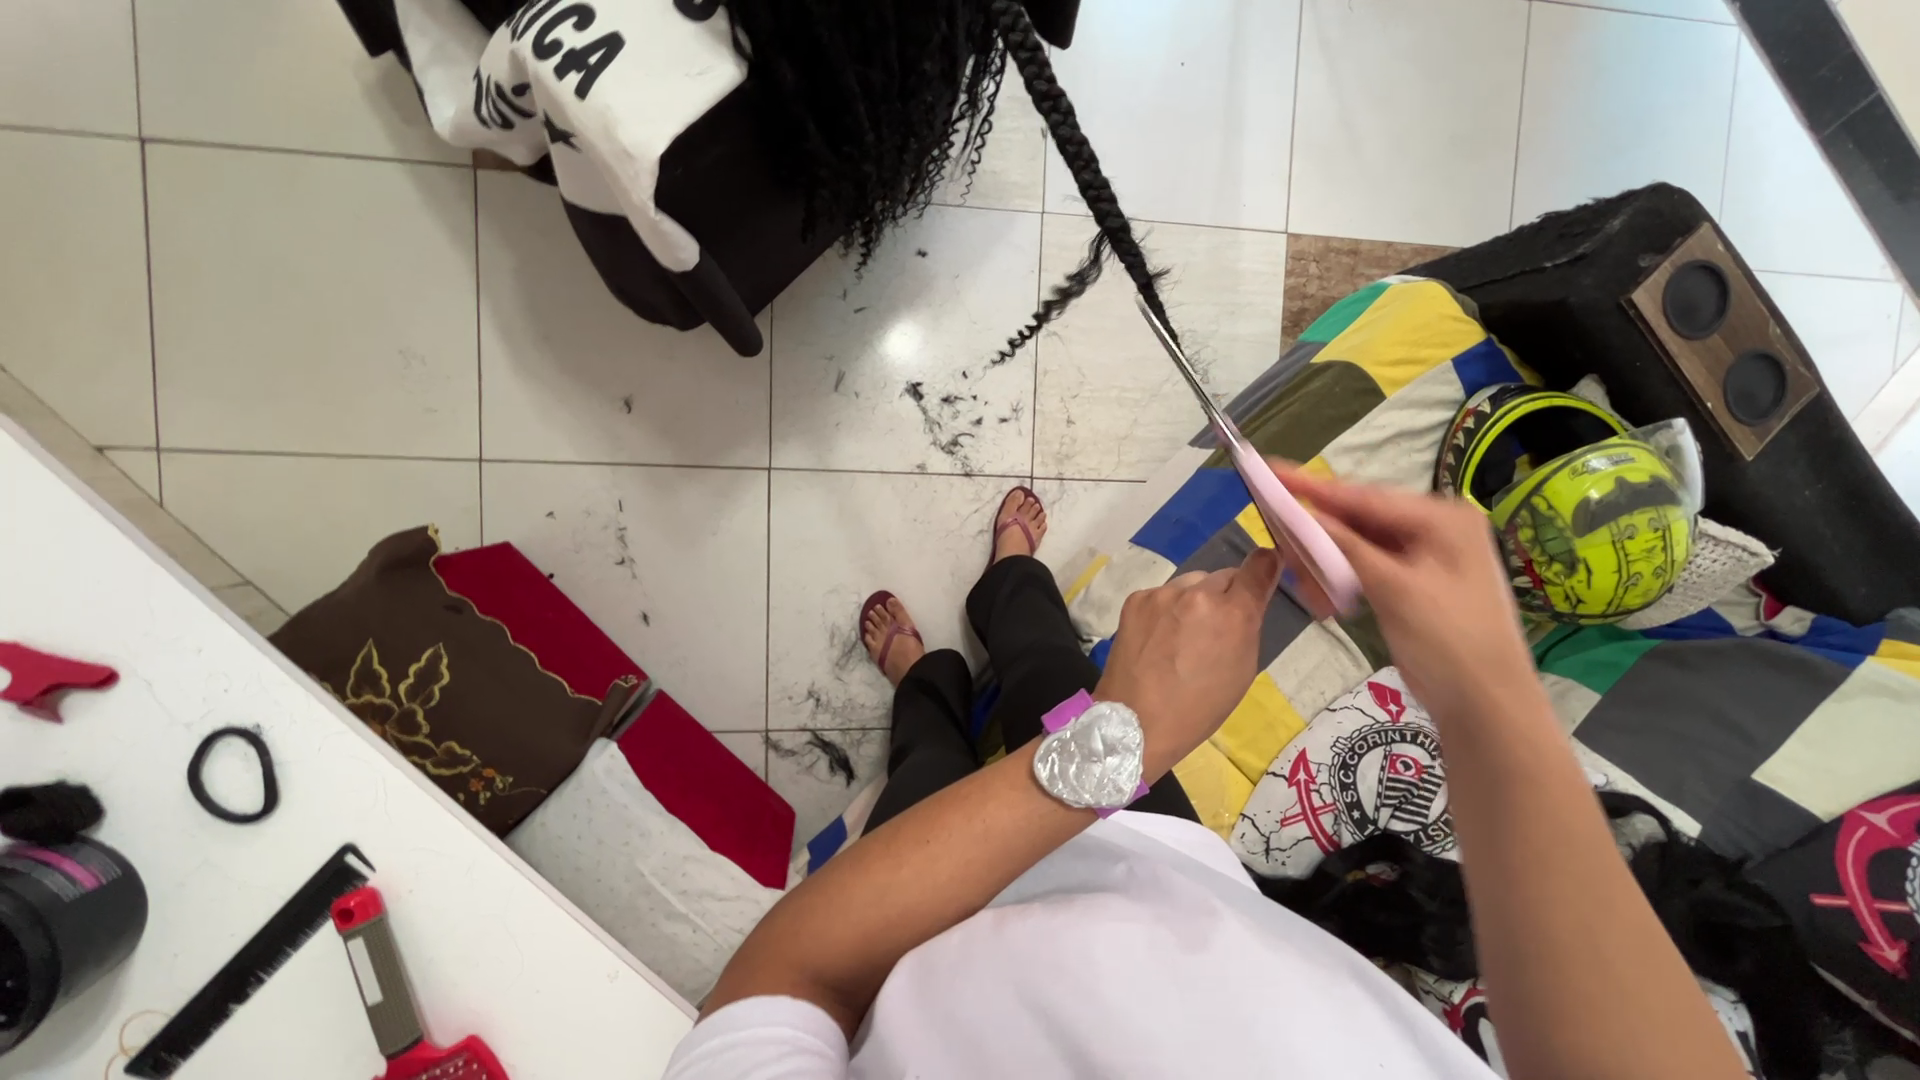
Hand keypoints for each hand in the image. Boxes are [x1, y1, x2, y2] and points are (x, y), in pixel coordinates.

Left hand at [1095, 548, 1282, 779]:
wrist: (1135, 720)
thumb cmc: (1198, 708)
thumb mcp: (1242, 670)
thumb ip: (1248, 625)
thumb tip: (1250, 597)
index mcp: (1233, 613)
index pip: (1259, 567)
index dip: (1264, 567)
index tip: (1265, 569)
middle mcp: (1198, 593)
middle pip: (1223, 577)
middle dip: (1225, 596)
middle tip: (1215, 626)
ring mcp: (1162, 593)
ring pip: (1191, 584)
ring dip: (1194, 600)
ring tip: (1182, 635)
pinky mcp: (1136, 599)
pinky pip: (1162, 595)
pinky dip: (1165, 609)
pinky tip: (1157, 637)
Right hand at [1271, 462, 1537, 719]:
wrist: (1486, 705)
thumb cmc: (1449, 642)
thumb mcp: (1394, 589)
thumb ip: (1345, 547)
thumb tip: (1299, 514)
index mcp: (1442, 518)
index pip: (1363, 496)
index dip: (1311, 486)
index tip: (1268, 470)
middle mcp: (1435, 527)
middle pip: (1356, 519)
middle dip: (1316, 537)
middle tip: (1280, 551)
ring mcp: (1423, 555)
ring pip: (1354, 545)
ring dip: (1325, 564)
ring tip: (1305, 588)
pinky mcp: (1411, 582)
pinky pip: (1363, 567)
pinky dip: (1339, 579)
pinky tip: (1324, 598)